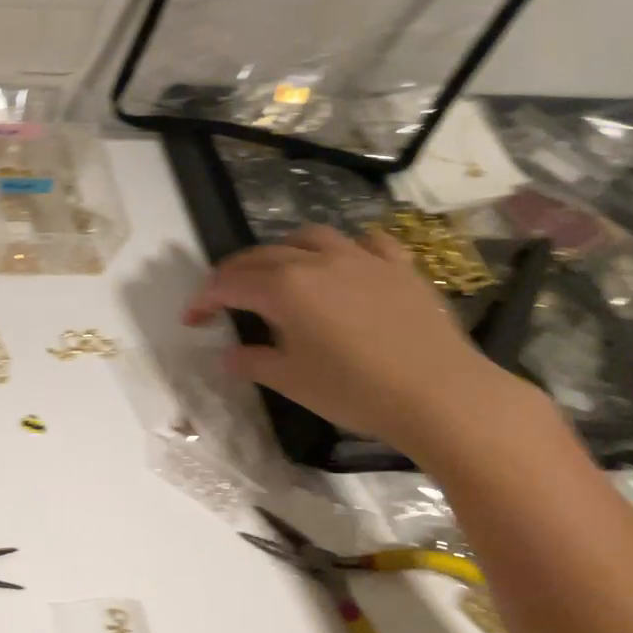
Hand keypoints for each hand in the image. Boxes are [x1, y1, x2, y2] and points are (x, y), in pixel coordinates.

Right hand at [183, 225, 526, 449]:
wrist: (440, 395)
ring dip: (284, 250)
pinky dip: (346, 248)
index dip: (204, 300)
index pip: (228, 284)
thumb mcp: (290, 381)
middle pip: (262, 255)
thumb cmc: (354, 390)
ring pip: (311, 238)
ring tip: (278, 272)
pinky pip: (367, 242)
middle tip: (222, 297)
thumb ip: (253, 362)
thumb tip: (230, 355)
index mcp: (283, 289)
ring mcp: (362, 260)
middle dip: (234, 273)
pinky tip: (344, 263)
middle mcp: (317, 262)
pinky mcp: (400, 268)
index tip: (191, 319)